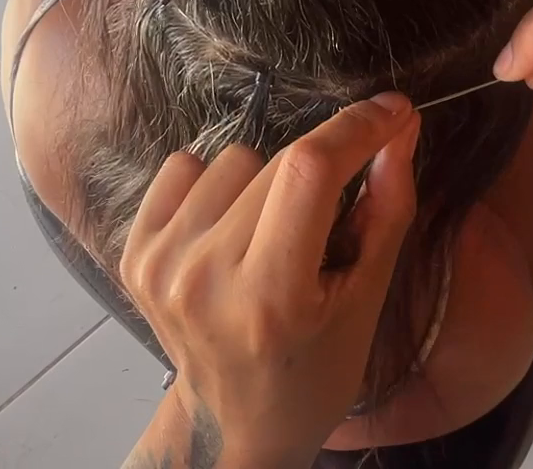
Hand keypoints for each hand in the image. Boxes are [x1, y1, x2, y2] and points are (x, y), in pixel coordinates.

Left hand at [120, 94, 420, 467]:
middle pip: (276, 163)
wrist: (232, 422)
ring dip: (261, 185)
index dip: (354, 127)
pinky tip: (224, 232)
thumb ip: (387, 210)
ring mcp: (160, 261)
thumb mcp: (365, 302)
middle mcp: (203, 275)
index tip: (390, 110)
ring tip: (265, 238)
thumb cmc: (311, 370)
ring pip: (231, 159)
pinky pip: (183, 167)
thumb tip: (399, 128)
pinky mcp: (134, 251)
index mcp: (269, 297)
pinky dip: (213, 187)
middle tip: (318, 226)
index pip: (309, 172)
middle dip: (317, 173)